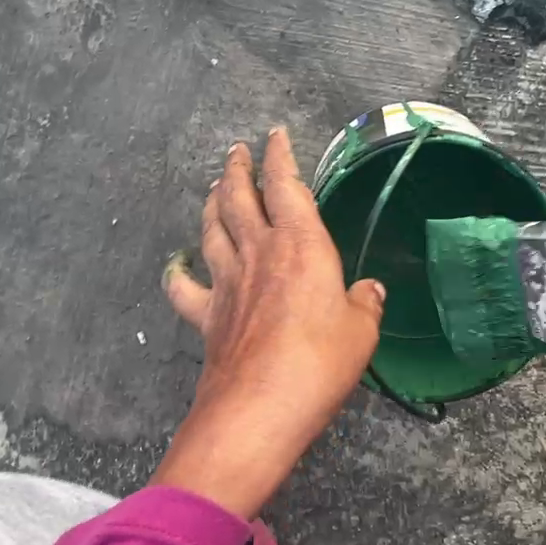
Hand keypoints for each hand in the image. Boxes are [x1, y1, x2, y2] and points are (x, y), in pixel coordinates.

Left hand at [152, 128, 386, 517]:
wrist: (257, 409)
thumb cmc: (319, 361)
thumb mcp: (362, 331)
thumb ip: (365, 303)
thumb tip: (370, 291)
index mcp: (300, 243)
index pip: (287, 185)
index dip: (280, 155)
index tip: (275, 135)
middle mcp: (259, 251)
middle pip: (240, 197)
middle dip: (239, 169)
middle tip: (237, 151)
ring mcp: (227, 282)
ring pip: (212, 228)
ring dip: (212, 202)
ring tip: (215, 185)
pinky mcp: (207, 315)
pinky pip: (185, 287)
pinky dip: (177, 273)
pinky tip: (175, 264)